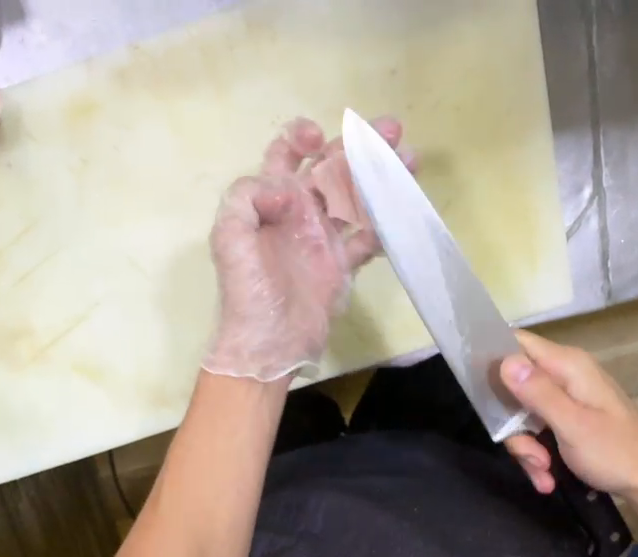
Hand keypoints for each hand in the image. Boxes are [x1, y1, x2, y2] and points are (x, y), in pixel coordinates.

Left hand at [203, 117, 407, 382]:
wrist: (268, 344)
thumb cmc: (246, 292)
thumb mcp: (228, 239)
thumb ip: (246, 199)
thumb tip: (286, 189)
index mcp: (270, 202)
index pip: (284, 155)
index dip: (300, 137)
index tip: (319, 141)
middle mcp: (299, 214)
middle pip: (332, 168)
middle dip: (358, 146)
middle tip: (391, 130)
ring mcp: (323, 239)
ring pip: (356, 197)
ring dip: (381, 176)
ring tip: (409, 159)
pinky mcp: (342, 265)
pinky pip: (368, 238)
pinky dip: (386, 224)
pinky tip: (404, 209)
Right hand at [500, 331, 637, 498]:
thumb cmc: (615, 452)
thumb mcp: (572, 425)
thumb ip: (538, 393)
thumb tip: (505, 361)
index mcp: (568, 366)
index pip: (517, 343)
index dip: (493, 361)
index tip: (479, 393)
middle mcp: (565, 376)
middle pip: (514, 388)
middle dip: (513, 426)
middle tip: (531, 454)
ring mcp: (566, 399)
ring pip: (522, 416)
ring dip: (527, 448)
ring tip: (544, 472)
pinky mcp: (567, 420)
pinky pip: (537, 432)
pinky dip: (538, 456)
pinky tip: (547, 476)